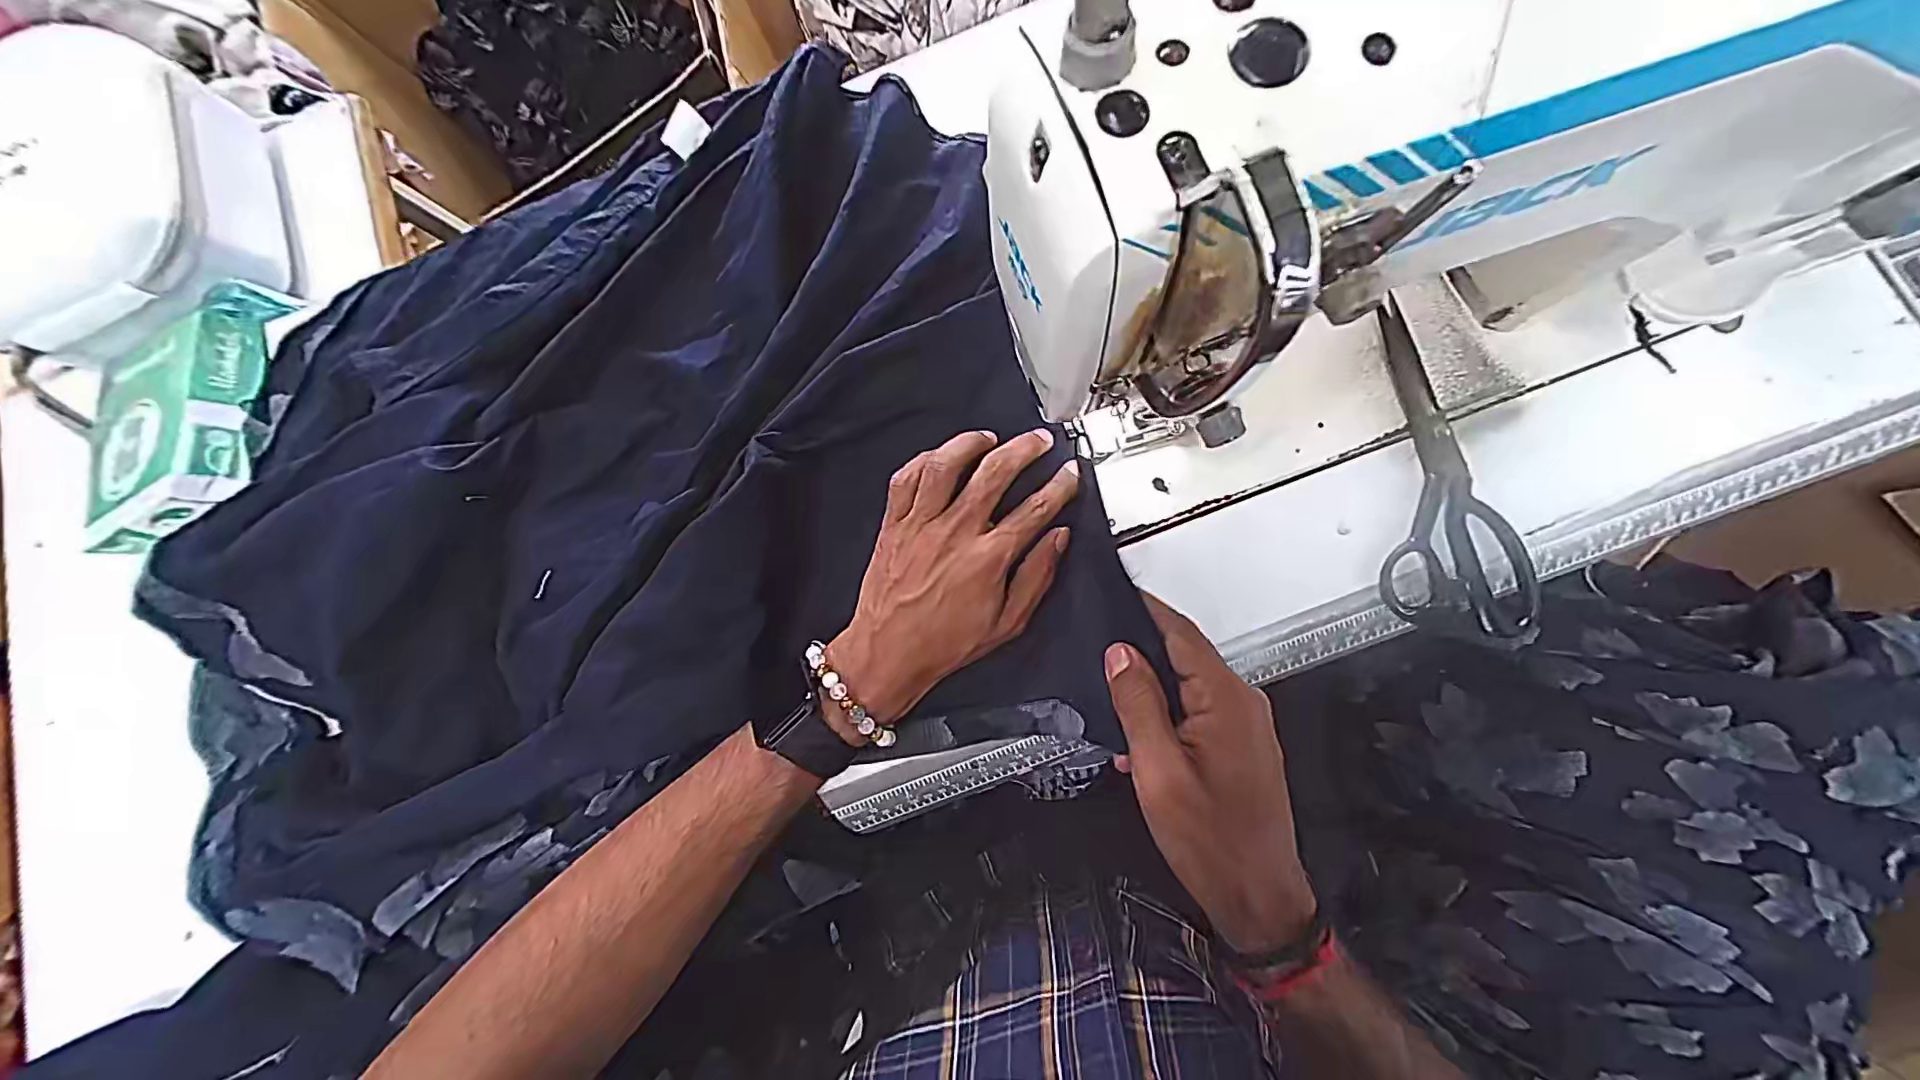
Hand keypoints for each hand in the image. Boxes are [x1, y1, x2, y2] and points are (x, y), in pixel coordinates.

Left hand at [825, 428, 1080, 734]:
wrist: (888, 652)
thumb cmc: (942, 643)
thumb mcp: (1006, 622)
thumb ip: (1037, 576)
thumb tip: (1057, 541)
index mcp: (987, 558)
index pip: (1034, 508)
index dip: (1059, 485)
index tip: (1068, 474)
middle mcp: (954, 533)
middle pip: (995, 472)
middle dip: (1025, 449)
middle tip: (1039, 442)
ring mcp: (921, 525)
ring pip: (947, 464)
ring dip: (972, 443)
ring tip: (989, 438)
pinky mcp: (895, 524)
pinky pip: (906, 478)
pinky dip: (924, 460)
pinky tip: (940, 456)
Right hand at [1106, 594, 1316, 953]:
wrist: (1257, 896)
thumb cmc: (1212, 841)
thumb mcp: (1157, 768)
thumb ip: (1137, 703)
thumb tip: (1120, 654)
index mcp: (1225, 700)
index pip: (1180, 632)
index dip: (1146, 609)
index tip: (1120, 593)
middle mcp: (1243, 703)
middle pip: (1186, 654)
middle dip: (1143, 649)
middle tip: (1103, 649)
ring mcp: (1247, 723)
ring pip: (1190, 683)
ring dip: (1153, 687)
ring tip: (1117, 699)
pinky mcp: (1243, 743)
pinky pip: (1199, 707)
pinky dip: (1169, 712)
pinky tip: (1144, 737)